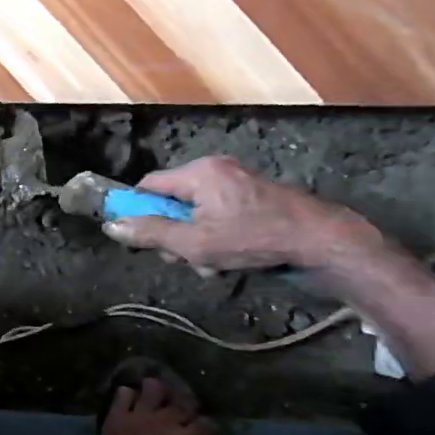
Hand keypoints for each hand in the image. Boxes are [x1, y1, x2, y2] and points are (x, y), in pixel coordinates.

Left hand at [96, 378, 229, 434]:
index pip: (208, 422)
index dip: (209, 431)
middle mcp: (162, 423)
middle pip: (183, 401)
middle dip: (188, 410)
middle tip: (183, 422)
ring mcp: (136, 417)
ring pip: (153, 388)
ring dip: (160, 394)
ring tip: (160, 405)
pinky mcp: (115, 418)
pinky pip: (123, 393)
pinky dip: (131, 396)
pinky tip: (135, 407)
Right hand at [101, 156, 381, 272]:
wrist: (323, 242)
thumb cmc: (254, 240)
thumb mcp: (193, 243)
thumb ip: (150, 233)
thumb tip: (111, 225)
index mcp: (199, 173)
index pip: (148, 185)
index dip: (136, 210)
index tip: (137, 237)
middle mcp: (216, 170)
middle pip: (172, 201)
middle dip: (172, 233)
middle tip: (182, 258)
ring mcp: (237, 182)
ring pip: (195, 213)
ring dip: (194, 241)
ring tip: (210, 264)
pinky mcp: (254, 197)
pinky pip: (218, 214)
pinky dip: (215, 236)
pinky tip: (228, 259)